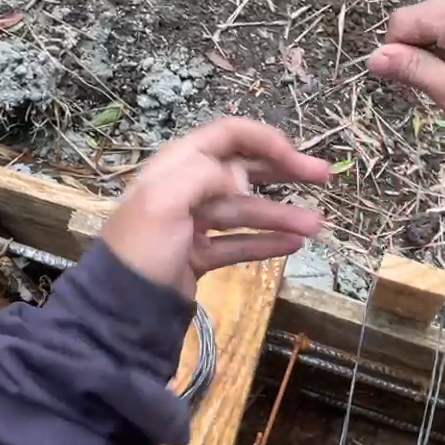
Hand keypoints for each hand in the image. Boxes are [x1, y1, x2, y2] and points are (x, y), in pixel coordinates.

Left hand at [101, 118, 331, 297]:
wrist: (119, 309)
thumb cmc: (143, 246)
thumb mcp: (164, 200)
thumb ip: (204, 175)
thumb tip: (239, 176)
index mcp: (177, 165)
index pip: (229, 135)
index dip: (266, 141)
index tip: (297, 158)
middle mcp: (188, 188)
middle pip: (243, 170)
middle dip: (284, 171)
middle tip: (324, 177)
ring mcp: (194, 223)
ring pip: (247, 211)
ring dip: (282, 214)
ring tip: (317, 225)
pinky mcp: (199, 255)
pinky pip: (239, 242)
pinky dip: (266, 241)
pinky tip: (293, 244)